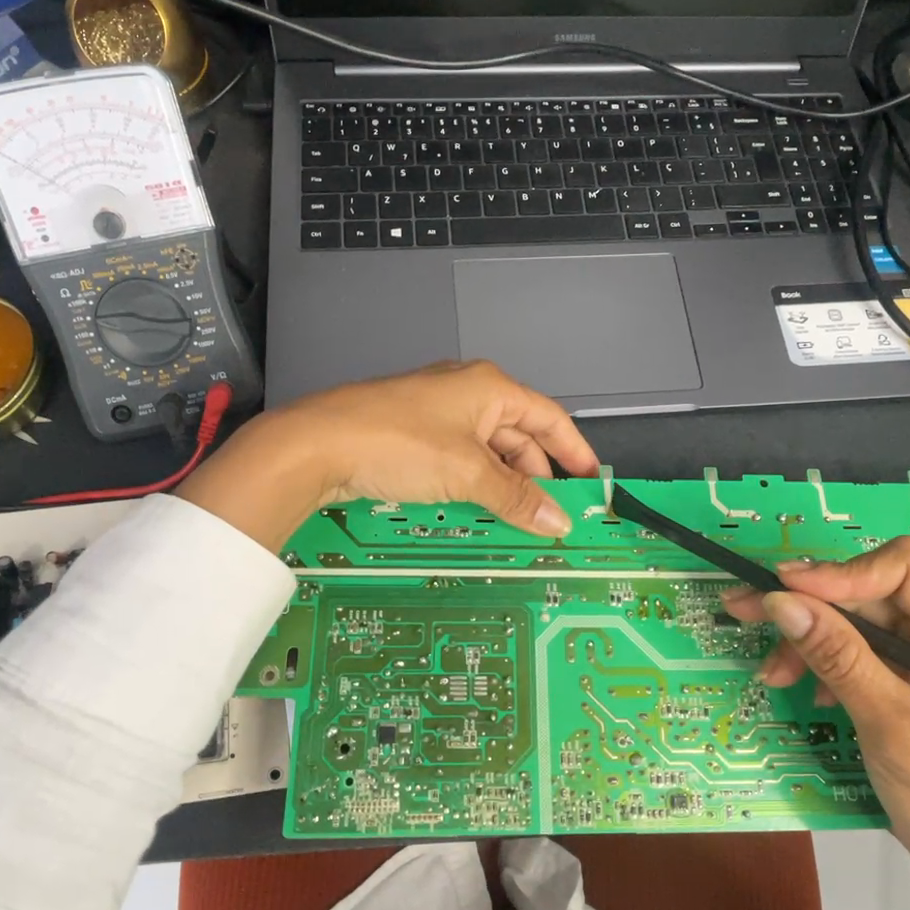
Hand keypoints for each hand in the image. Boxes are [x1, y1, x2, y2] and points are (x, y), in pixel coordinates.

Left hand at [176, 361, 598, 550]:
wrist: (318, 444)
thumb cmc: (399, 443)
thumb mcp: (467, 473)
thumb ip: (515, 498)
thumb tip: (558, 522)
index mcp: (490, 388)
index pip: (549, 417)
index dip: (575, 450)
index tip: (591, 483)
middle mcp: (467, 393)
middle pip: (519, 435)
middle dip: (537, 475)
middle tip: (551, 515)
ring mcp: (438, 413)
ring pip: (488, 450)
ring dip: (504, 484)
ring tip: (516, 520)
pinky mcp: (413, 435)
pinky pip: (460, 459)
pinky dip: (475, 484)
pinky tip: (477, 509)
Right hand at [724, 538, 909, 909]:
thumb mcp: (890, 725)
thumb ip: (838, 655)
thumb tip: (780, 600)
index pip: (902, 568)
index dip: (839, 571)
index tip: (780, 588)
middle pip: (872, 592)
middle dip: (810, 605)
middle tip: (742, 611)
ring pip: (859, 622)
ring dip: (810, 639)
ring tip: (773, 676)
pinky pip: (862, 652)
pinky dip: (826, 664)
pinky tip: (808, 691)